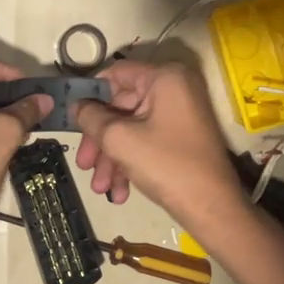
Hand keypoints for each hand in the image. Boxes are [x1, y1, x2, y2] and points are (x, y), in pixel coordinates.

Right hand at [73, 60, 246, 228]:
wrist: (212, 209)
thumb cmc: (166, 165)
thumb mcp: (120, 139)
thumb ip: (92, 117)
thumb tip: (76, 105)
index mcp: (164, 78)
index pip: (115, 73)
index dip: (89, 95)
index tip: (71, 118)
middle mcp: (174, 88)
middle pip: (120, 106)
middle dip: (99, 140)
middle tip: (83, 165)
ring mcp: (178, 113)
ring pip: (131, 128)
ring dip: (111, 157)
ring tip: (100, 188)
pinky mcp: (180, 137)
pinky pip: (146, 140)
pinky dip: (130, 162)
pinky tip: (119, 192)